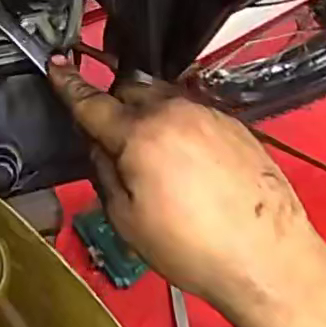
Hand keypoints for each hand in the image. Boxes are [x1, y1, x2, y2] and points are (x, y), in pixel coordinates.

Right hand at [45, 56, 325, 315]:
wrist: (268, 260)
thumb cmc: (198, 249)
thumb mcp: (127, 221)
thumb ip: (104, 172)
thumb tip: (98, 147)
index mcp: (139, 135)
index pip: (91, 101)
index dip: (68, 83)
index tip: (57, 66)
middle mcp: (172, 111)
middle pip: (127, 90)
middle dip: (116, 108)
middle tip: (118, 144)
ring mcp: (204, 112)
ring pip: (161, 99)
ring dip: (149, 118)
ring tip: (161, 165)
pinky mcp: (230, 121)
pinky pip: (191, 112)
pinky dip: (181, 129)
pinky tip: (192, 168)